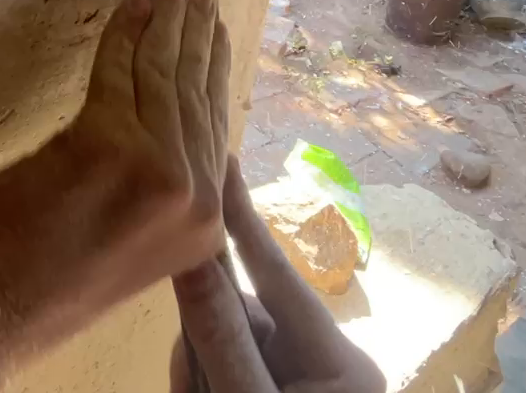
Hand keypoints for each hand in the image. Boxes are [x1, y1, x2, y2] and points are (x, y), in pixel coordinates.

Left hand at [0, 0, 230, 350]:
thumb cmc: (54, 261)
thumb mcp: (134, 231)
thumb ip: (163, 181)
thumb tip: (172, 118)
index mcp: (206, 223)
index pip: (217, 125)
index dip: (216, 70)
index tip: (217, 31)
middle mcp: (196, 197)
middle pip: (197, 92)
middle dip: (198, 33)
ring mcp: (158, 169)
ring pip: (164, 73)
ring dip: (166, 20)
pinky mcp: (110, 141)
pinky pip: (119, 69)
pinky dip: (123, 32)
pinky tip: (131, 6)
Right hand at [167, 159, 384, 392]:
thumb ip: (222, 334)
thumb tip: (189, 256)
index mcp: (338, 356)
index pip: (274, 268)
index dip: (243, 214)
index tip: (224, 156)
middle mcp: (321, 356)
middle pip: (235, 313)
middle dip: (199, 341)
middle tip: (187, 385)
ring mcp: (299, 375)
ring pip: (220, 338)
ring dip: (197, 367)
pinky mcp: (278, 387)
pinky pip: (222, 361)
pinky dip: (201, 379)